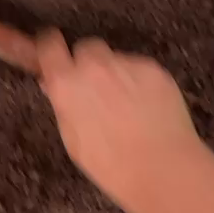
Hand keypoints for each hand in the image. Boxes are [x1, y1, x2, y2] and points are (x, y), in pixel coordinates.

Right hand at [35, 30, 213, 203]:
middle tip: (94, 87)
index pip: (49, 43)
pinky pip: (139, 67)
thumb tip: (54, 85)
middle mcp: (93, 65)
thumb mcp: (72, 137)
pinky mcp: (154, 69)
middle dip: (87, 62)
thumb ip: (62, 104)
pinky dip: (140, 81)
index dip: (50, 46)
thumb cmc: (109, 163)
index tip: (53, 54)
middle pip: (86, 46)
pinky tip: (147, 106)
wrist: (164, 169)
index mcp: (65, 82)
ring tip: (127, 102)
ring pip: (115, 58)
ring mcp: (126, 64)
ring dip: (115, 71)